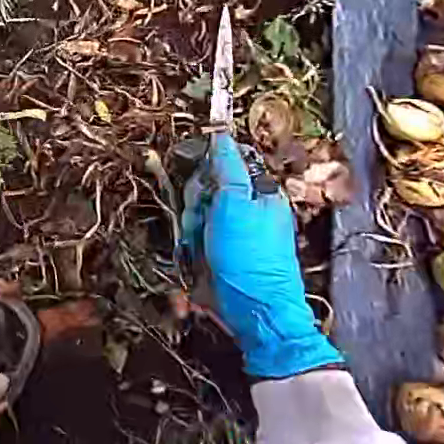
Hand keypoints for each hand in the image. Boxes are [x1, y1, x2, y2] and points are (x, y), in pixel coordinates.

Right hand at [180, 136, 342, 378]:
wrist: (251, 310)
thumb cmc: (251, 257)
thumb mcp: (237, 203)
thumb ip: (228, 166)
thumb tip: (221, 133)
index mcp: (258, 191)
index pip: (220, 163)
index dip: (205, 171)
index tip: (203, 185)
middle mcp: (243, 208)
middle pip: (201, 187)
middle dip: (194, 203)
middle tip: (203, 221)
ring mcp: (226, 231)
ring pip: (190, 211)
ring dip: (188, 227)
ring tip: (199, 245)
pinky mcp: (211, 251)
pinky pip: (188, 236)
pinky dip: (186, 245)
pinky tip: (193, 255)